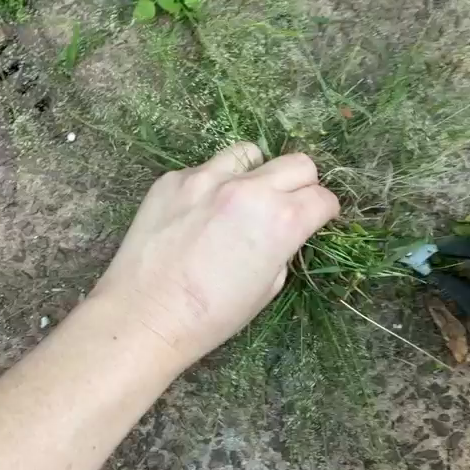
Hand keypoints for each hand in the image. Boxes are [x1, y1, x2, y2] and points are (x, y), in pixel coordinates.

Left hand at [86, 143, 339, 368]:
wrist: (145, 316)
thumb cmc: (212, 316)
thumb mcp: (269, 286)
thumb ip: (283, 245)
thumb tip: (283, 228)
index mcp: (282, 220)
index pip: (322, 197)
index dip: (323, 211)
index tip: (315, 219)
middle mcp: (249, 189)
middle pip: (298, 163)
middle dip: (301, 185)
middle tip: (287, 206)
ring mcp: (208, 177)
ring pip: (251, 153)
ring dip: (256, 174)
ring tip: (240, 200)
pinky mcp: (174, 179)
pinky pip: (207, 169)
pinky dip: (213, 186)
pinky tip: (199, 216)